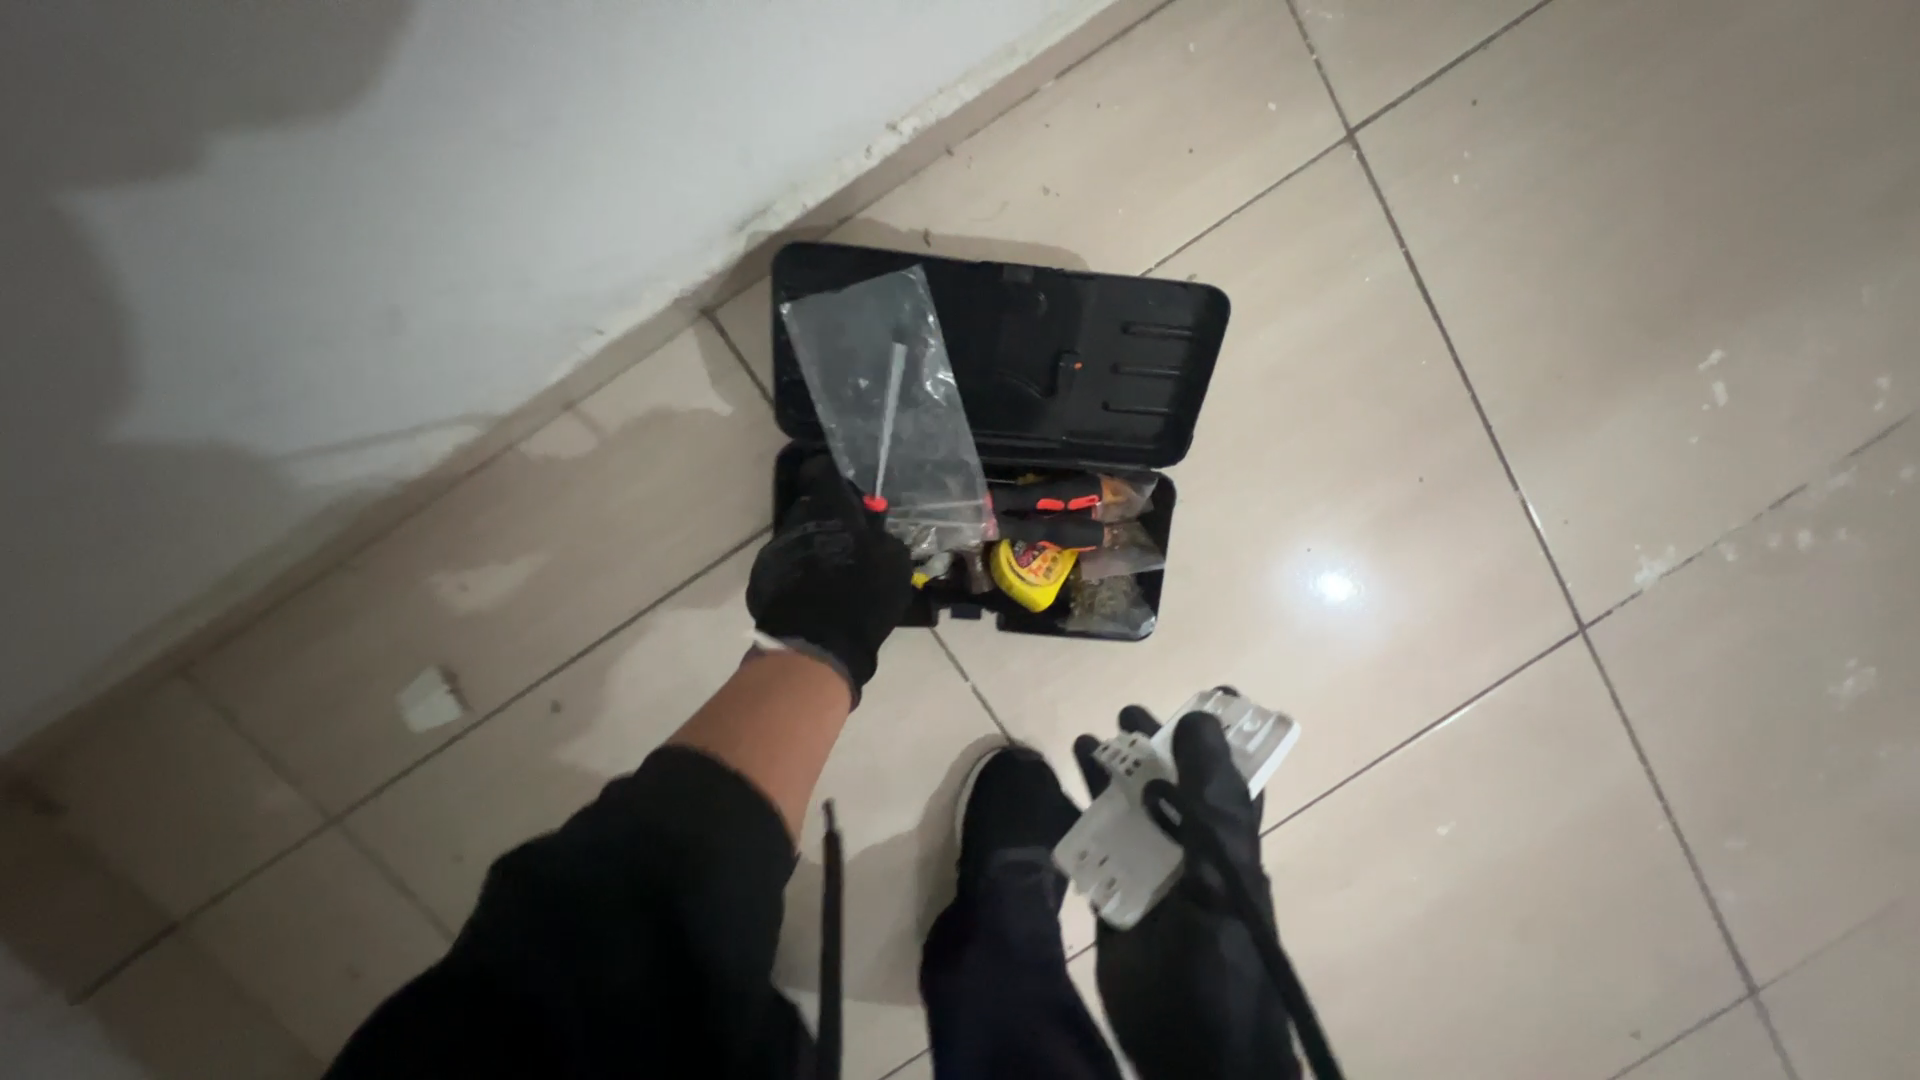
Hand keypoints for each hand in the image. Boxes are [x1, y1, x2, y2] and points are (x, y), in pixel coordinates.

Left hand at [747, 454, 913, 701]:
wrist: (816, 646)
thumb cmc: (863, 598)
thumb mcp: (895, 565)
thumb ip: (884, 539)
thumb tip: (876, 533)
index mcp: (829, 510)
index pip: (825, 473)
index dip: (838, 479)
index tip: (851, 493)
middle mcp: (796, 522)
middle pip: (812, 509)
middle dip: (828, 520)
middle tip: (848, 541)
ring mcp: (774, 551)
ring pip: (797, 539)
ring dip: (813, 548)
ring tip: (830, 573)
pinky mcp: (761, 580)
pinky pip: (785, 567)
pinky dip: (797, 574)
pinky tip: (812, 595)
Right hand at [1073, 703, 1301, 1079]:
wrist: (1193, 1052)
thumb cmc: (1221, 957)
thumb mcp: (1222, 868)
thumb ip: (1213, 797)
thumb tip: (1200, 718)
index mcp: (1227, 841)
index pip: (1229, 775)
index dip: (1221, 736)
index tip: (1209, 693)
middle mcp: (1191, 851)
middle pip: (1170, 785)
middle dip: (1151, 746)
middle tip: (1124, 713)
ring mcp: (1152, 877)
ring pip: (1129, 812)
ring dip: (1108, 776)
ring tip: (1082, 740)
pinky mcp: (1116, 902)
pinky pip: (1095, 851)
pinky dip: (1079, 821)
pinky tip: (1061, 798)